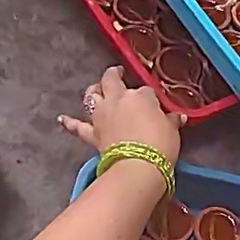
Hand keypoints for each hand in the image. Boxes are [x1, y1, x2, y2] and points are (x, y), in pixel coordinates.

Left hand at [58, 66, 184, 164]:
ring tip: (95, 88)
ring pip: (92, 96)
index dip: (149, 97)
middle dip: (114, 75)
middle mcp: (117, 100)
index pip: (145, 91)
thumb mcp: (172, 131)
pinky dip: (70, 123)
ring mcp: (102, 116)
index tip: (154, 105)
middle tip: (117, 73)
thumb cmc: (160, 145)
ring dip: (93, 91)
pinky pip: (78, 127)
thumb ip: (171, 122)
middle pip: (111, 80)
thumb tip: (178, 117)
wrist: (138, 166)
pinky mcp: (92, 134)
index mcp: (140, 96)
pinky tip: (62, 119)